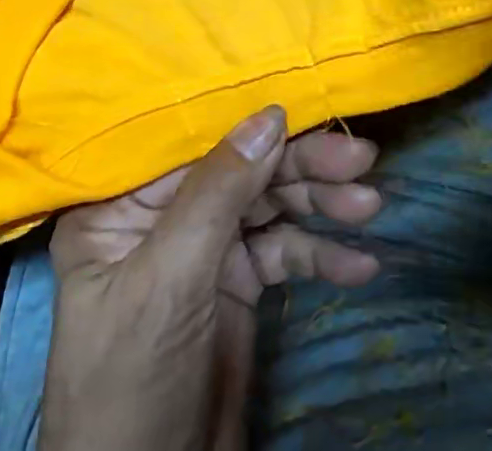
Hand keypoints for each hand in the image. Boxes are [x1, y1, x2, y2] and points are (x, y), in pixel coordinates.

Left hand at [39, 107, 382, 450]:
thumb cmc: (132, 379)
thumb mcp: (168, 281)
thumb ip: (218, 193)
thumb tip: (271, 114)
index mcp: (123, 208)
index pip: (195, 147)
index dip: (254, 126)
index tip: (312, 113)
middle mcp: (165, 217)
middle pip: (244, 173)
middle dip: (304, 168)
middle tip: (362, 161)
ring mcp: (205, 249)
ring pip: (272, 206)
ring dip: (322, 206)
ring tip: (369, 207)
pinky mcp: (239, 281)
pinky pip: (285, 252)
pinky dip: (321, 255)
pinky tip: (358, 266)